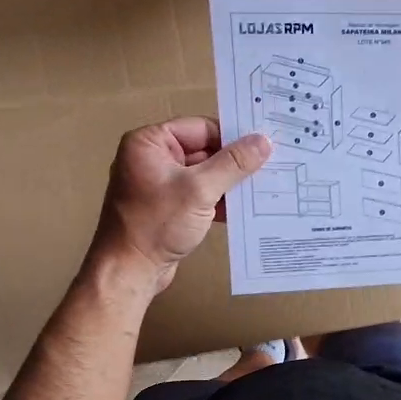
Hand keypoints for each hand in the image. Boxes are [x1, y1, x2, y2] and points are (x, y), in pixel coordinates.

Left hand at [89, 117, 271, 294]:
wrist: (130, 270)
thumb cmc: (157, 223)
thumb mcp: (201, 189)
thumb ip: (233, 163)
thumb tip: (264, 141)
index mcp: (149, 142)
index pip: (200, 128)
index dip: (232, 137)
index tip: (264, 145)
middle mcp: (151, 158)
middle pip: (203, 150)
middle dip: (233, 163)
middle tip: (270, 166)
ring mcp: (158, 184)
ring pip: (204, 175)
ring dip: (229, 184)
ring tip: (262, 188)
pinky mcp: (166, 207)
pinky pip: (198, 195)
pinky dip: (218, 201)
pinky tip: (243, 209)